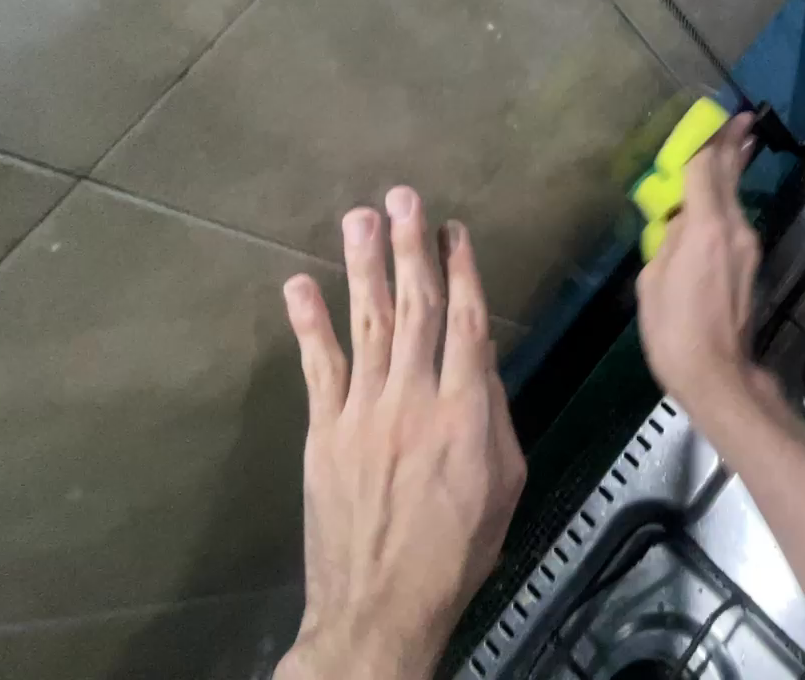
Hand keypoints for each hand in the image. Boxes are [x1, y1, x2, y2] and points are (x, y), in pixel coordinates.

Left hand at [276, 186, 526, 679]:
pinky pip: (317, 369)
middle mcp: (413, 397)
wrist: (382, 605)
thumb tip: (479, 366)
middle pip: (416, 309)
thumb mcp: (506, 479)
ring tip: (359, 219)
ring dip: (364, 268)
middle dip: (411, 249)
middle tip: (404, 198)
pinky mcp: (323, 433)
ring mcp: (362, 412)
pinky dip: (308, 324)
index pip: (466, 321)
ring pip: (367, 325)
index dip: (462, 270)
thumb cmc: (461, 542)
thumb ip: (494, 415)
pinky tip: (299, 285)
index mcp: (466, 409)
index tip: (454, 228)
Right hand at [636, 113, 765, 416]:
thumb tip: (680, 221)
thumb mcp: (653, 282)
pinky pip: (736, 218)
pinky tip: (724, 190)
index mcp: (705, 228)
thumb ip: (668, 240)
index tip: (710, 118)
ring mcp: (747, 244)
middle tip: (740, 119)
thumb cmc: (674, 330)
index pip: (704, 170)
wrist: (718, 372)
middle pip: (729, 177)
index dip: (703, 142)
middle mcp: (734, 228)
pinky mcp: (750, 261)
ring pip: (736, 196)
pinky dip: (729, 197)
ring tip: (736, 143)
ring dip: (733, 169)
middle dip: (733, 145)